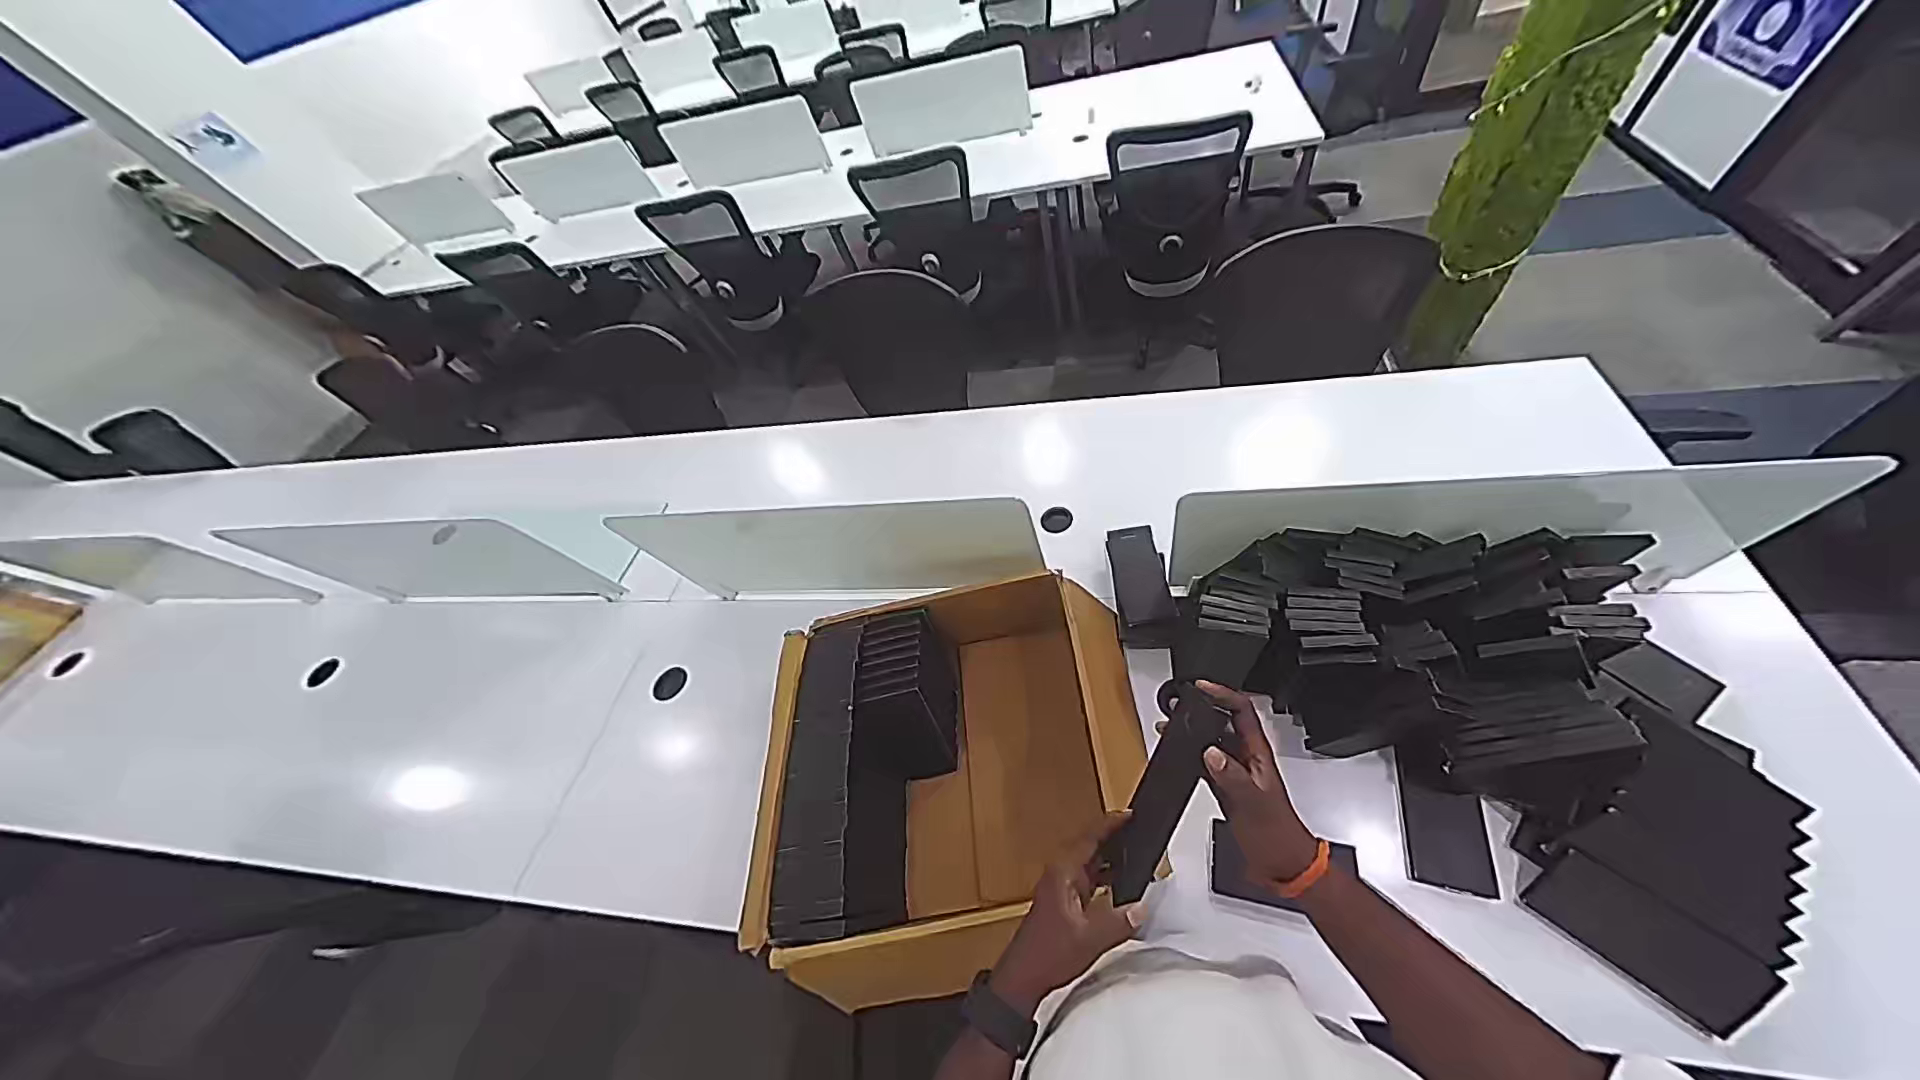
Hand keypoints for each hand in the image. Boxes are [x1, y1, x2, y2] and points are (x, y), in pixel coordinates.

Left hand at [990, 812, 1143, 1013]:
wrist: (1023, 976)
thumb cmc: (1046, 953)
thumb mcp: (1089, 939)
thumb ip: (1118, 922)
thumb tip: (1140, 908)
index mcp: (1063, 873)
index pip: (1088, 838)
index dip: (1109, 825)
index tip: (1127, 815)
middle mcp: (1060, 874)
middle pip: (1088, 847)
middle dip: (1112, 838)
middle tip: (1136, 831)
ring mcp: (1061, 887)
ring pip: (1089, 863)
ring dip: (1109, 858)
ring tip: (1133, 854)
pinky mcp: (1064, 901)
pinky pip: (1087, 880)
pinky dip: (1104, 877)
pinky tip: (1119, 884)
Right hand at [1185, 681, 1319, 887]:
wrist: (1283, 864)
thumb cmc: (1279, 835)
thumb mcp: (1254, 804)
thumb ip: (1232, 776)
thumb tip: (1211, 753)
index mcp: (1258, 755)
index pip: (1242, 711)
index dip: (1222, 694)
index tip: (1201, 687)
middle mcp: (1246, 759)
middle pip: (1223, 721)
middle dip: (1202, 708)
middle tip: (1180, 703)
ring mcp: (1235, 772)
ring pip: (1212, 740)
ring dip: (1193, 731)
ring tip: (1171, 724)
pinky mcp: (1225, 787)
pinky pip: (1205, 762)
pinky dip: (1190, 754)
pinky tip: (1178, 754)